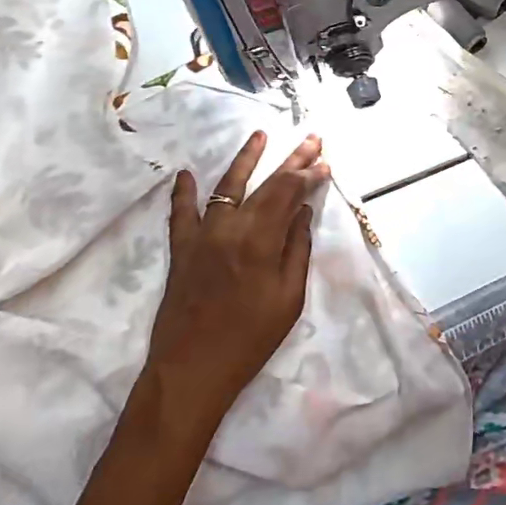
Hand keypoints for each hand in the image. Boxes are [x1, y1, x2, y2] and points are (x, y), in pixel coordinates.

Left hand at [146, 131, 330, 426]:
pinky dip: (183, 193)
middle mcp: (230, 227)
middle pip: (265, 184)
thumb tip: (303, 212)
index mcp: (260, 240)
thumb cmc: (249, 340)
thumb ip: (296, 250)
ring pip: (226, 186)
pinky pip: (180, 213)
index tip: (324, 162)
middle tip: (310, 139)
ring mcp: (202, 234)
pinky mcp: (181, 248)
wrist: (192, 370)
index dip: (308, 175)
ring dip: (245, 159)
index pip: (288, 194)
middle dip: (291, 160)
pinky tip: (185, 174)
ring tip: (259, 135)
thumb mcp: (288, 299)